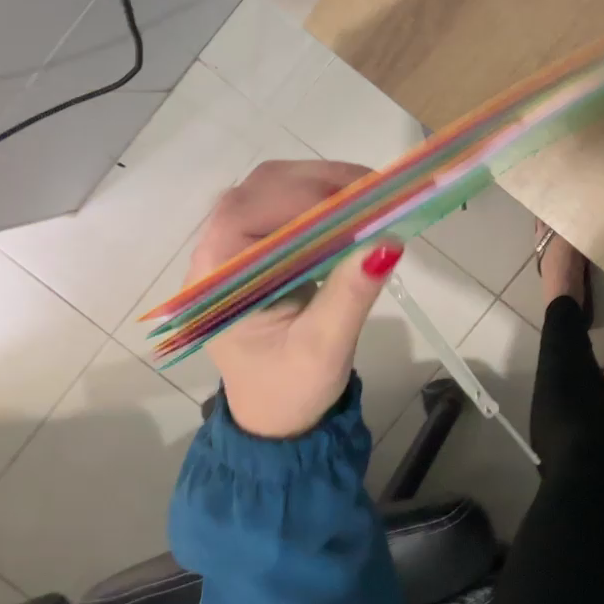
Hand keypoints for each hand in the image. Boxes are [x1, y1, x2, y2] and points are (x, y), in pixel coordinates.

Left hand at [188, 160, 403, 438]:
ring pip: (273, 190)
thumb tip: (387, 242)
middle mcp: (217, 254)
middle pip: (260, 189)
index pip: (246, 211)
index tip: (357, 201)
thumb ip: (350, 294)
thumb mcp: (324, 348)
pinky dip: (322, 199)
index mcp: (216, 279)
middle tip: (375, 192)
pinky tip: (354, 210)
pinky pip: (286, 207)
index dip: (300, 196)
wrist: (277, 421)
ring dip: (322, 184)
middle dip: (317, 181)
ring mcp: (237, 249)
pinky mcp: (260, 250)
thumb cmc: (292, 389)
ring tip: (371, 197)